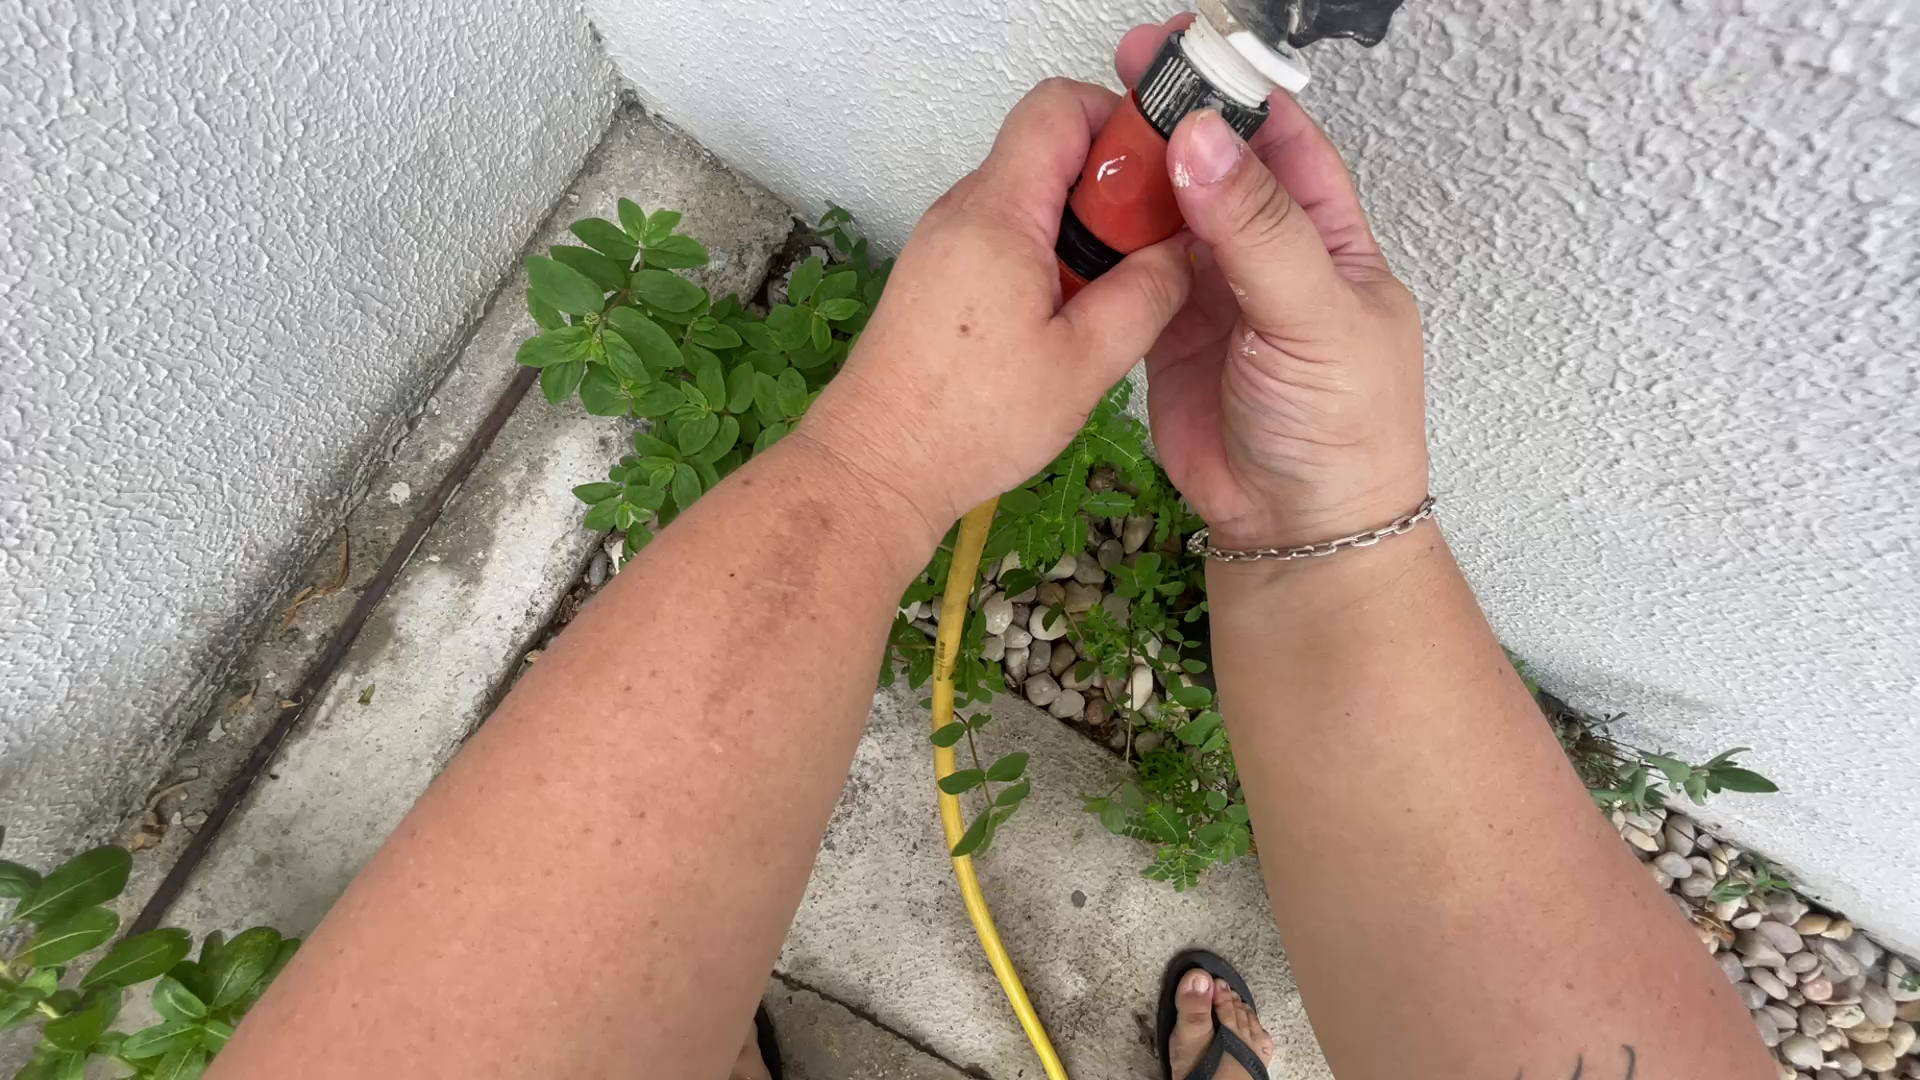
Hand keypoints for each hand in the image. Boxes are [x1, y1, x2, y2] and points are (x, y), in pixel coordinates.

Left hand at [793, 78, 1192, 543]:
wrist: (878, 465)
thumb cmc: (973, 421)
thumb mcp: (1085, 363)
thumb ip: (1146, 294)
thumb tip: (1179, 251)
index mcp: (996, 214)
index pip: (1059, 106)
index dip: (1118, 126)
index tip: (1154, 187)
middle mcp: (958, 214)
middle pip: (1044, 156)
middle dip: (1103, 197)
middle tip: (1134, 264)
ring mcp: (937, 247)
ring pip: (1022, 206)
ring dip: (1071, 240)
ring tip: (1090, 309)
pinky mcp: (930, 281)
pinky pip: (995, 244)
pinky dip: (1035, 265)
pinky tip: (1048, 328)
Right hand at [1116, 17, 1428, 550]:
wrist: (1289, 520)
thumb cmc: (1339, 424)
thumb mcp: (1313, 315)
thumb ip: (1257, 231)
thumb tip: (1201, 146)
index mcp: (1323, 234)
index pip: (1277, 140)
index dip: (1231, 94)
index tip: (1182, 55)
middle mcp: (1263, 256)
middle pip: (1210, 173)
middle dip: (1168, 130)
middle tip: (1119, 88)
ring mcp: (1210, 296)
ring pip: (1163, 222)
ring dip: (1130, 189)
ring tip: (1086, 154)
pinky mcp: (1166, 334)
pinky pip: (1132, 278)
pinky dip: (1108, 254)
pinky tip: (1083, 229)